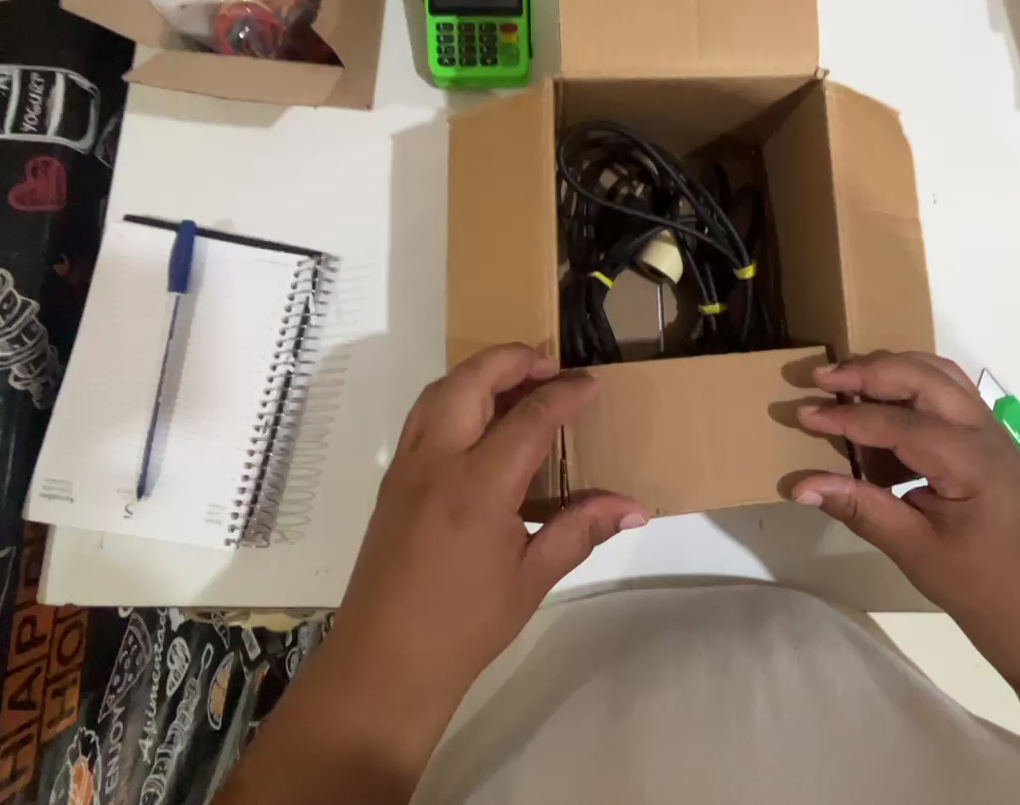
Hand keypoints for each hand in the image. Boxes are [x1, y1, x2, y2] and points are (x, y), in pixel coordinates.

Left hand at [329, 344, 647, 691]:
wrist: (384, 661)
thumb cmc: (465, 625)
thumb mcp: (533, 578)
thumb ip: (581, 529)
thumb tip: (635, 508)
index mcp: (478, 488)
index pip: (529, 418)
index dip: (565, 394)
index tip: (592, 385)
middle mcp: (437, 462)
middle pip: (472, 380)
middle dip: (514, 359)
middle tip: (551, 368)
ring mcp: (407, 466)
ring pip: (440, 389)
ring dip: (480, 373)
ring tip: (519, 384)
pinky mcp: (393, 478)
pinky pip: (424, 413)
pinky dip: (456, 396)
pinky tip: (481, 420)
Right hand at [786, 351, 1019, 625]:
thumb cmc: (973, 579)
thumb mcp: (911, 548)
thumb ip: (857, 507)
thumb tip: (799, 486)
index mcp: (972, 464)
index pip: (901, 425)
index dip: (849, 418)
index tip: (803, 415)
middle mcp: (985, 432)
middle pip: (923, 377)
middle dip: (867, 372)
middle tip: (820, 379)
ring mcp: (987, 426)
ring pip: (935, 371)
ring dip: (887, 367)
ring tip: (842, 378)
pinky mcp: (981, 430)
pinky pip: (943, 385)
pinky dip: (905, 379)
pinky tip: (876, 395)